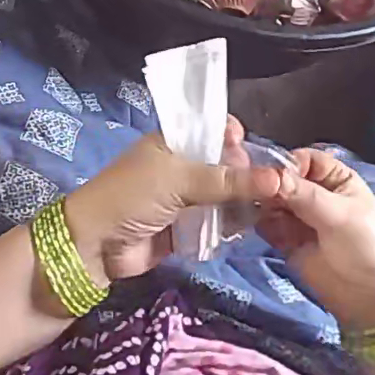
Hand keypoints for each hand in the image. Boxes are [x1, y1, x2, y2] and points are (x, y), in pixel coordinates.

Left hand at [61, 118, 259, 283]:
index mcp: (175, 141)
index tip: (255, 152)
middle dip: (249, 174)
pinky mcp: (187, 227)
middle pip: (226, 165)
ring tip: (268, 208)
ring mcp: (185, 198)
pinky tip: (249, 226)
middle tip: (270, 187)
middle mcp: (183, 166)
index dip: (236, 138)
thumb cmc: (131, 196)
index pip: (214, 130)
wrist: (96, 245)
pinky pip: (218, 222)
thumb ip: (227, 180)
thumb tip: (278, 179)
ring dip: (244, 202)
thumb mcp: (179, 179)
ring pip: (226, 195)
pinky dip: (232, 225)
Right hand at [253, 148, 374, 332]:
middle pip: (281, 179)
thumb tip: (266, 175)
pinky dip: (254, 222)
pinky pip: (265, 225)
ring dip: (256, 202)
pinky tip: (244, 222)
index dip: (284, 165)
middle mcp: (314, 194)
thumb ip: (302, 194)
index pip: (302, 159)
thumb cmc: (368, 248)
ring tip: (243, 208)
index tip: (266, 176)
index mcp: (335, 179)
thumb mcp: (339, 215)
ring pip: (269, 201)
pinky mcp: (286, 241)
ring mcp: (299, 218)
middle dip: (265, 184)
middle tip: (247, 192)